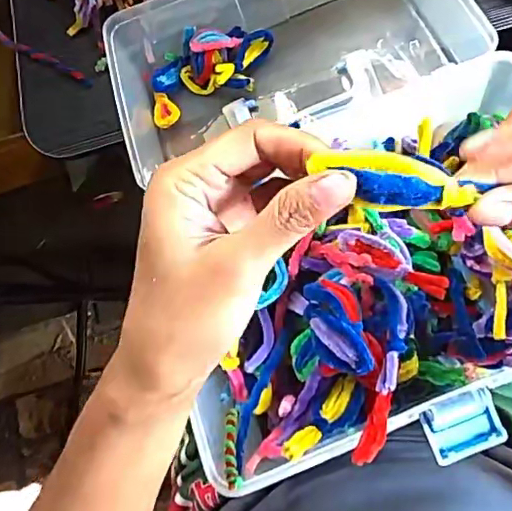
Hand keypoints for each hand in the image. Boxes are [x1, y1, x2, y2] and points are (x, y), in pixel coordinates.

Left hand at [116, 122, 356, 399]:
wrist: (161, 372)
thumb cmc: (185, 321)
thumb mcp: (239, 265)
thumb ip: (290, 218)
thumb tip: (342, 180)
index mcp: (185, 179)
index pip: (251, 139)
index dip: (299, 146)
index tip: (341, 168)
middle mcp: (199, 183)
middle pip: (262, 153)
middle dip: (306, 163)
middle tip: (351, 182)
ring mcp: (215, 206)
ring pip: (270, 178)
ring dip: (306, 184)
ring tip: (346, 195)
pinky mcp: (231, 229)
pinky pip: (270, 205)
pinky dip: (297, 208)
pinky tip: (324, 213)